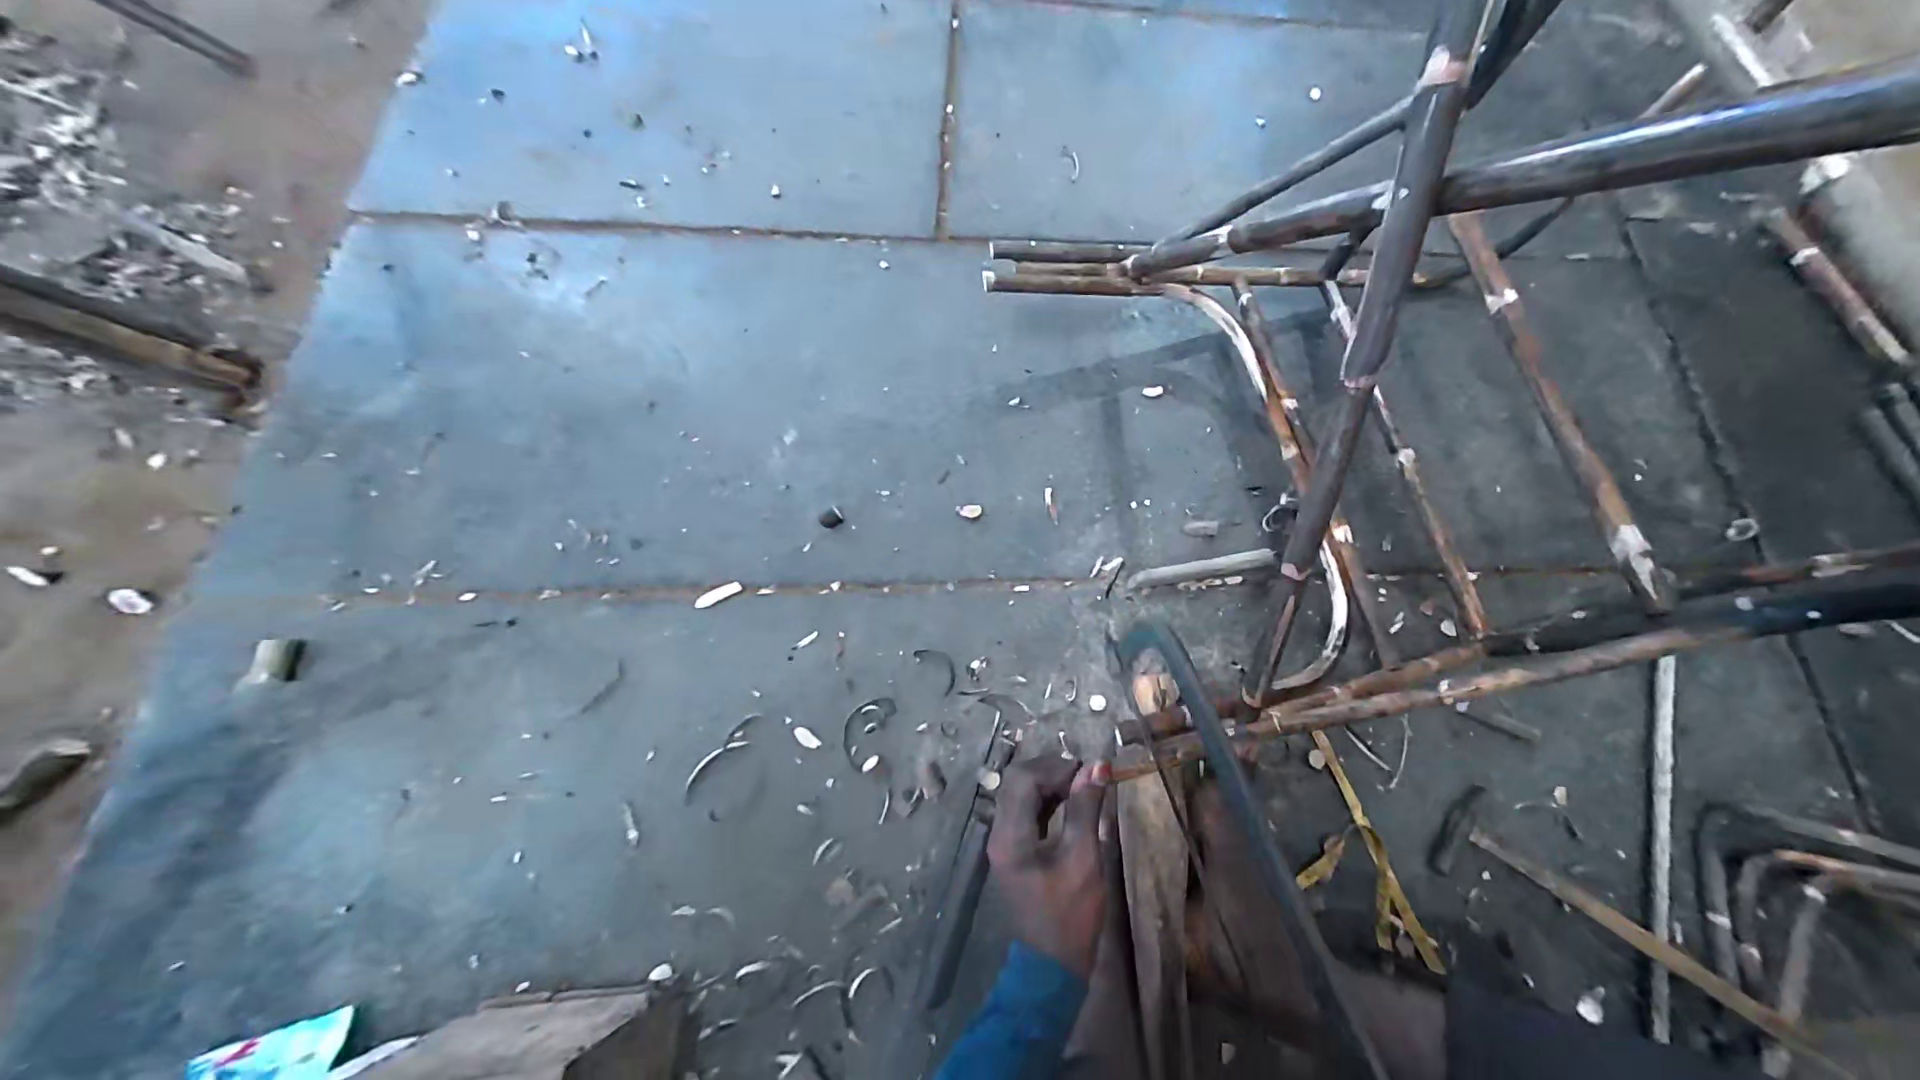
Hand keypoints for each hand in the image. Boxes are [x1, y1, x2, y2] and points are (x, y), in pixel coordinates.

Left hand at [986, 755, 1111, 978]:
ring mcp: (1003, 843)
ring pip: (1019, 796)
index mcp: (1009, 834)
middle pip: (1016, 782)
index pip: (1023, 778)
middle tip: (1084, 775)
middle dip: (1050, 771)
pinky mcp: (1013, 852)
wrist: (1052, 968)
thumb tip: (1097, 766)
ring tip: (1081, 786)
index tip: (1087, 771)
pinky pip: (1025, 813)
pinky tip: (1069, 804)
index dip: (1055, 767)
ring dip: (1048, 784)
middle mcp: (999, 833)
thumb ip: (1086, 809)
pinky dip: (1046, 801)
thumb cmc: (1070, 915)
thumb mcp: (1083, 858)